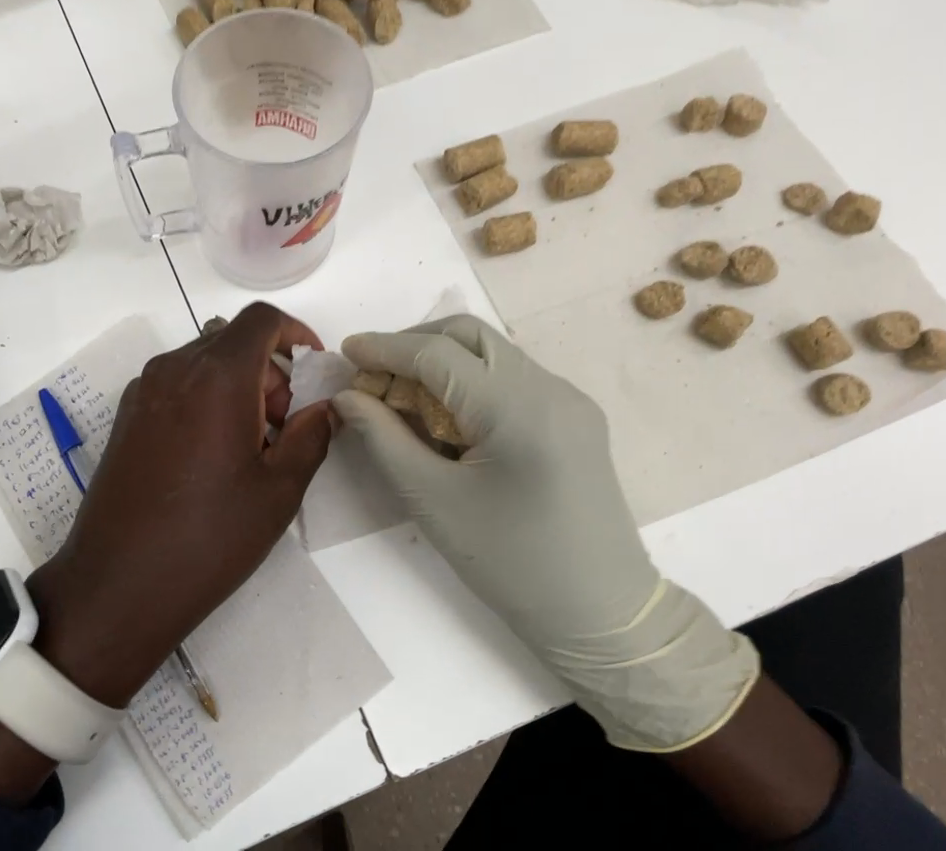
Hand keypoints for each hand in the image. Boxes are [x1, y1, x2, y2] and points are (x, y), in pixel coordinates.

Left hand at [27, 302, 336, 708]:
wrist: (117, 584)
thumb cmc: (209, 537)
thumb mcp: (278, 490)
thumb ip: (311, 436)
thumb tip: (322, 409)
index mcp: (216, 376)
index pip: (261, 321)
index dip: (296, 334)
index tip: (313, 371)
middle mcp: (173, 370)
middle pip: (232, 341)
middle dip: (269, 371)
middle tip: (286, 428)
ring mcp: (142, 392)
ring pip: (202, 364)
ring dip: (237, 387)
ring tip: (251, 449)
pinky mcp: (125, 418)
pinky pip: (176, 387)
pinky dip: (204, 400)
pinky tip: (212, 457)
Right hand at [332, 315, 757, 752]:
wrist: (601, 611)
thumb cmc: (509, 562)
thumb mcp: (432, 500)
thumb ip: (383, 437)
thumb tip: (347, 396)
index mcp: (517, 407)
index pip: (437, 353)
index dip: (385, 348)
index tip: (344, 352)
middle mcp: (549, 387)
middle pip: (469, 335)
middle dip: (414, 344)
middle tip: (373, 376)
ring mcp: (569, 399)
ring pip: (493, 352)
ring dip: (442, 361)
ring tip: (404, 398)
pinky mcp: (576, 417)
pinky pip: (513, 377)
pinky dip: (472, 380)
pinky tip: (449, 417)